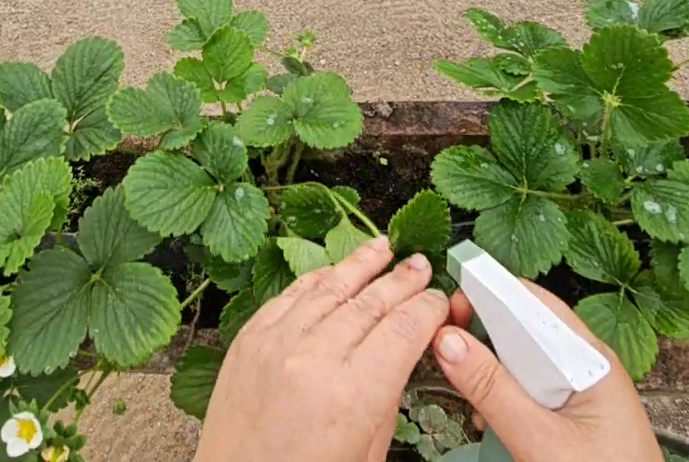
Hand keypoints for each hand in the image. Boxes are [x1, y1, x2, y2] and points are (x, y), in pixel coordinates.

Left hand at [194, 237, 449, 461]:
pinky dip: (317, 278)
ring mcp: (275, 342)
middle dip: (400, 280)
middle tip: (420, 263)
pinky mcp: (249, 337)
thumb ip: (385, 398)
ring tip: (383, 248)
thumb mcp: (366, 455)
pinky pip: (290, 294)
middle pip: (369, 303)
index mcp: (350, 396)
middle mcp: (312, 358)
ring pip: (329, 287)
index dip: (425, 309)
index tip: (439, 298)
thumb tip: (402, 351)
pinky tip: (334, 269)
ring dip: (360, 264)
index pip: (401, 331)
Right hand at [433, 280, 658, 461]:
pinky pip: (530, 387)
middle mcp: (587, 367)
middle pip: (523, 326)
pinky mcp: (574, 417)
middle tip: (445, 344)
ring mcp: (581, 393)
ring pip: (522, 357)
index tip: (447, 305)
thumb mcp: (542, 444)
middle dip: (481, 330)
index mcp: (590, 360)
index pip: (530, 302)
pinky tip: (488, 416)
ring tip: (464, 386)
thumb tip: (448, 339)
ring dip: (489, 366)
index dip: (485, 293)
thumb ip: (493, 390)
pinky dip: (502, 393)